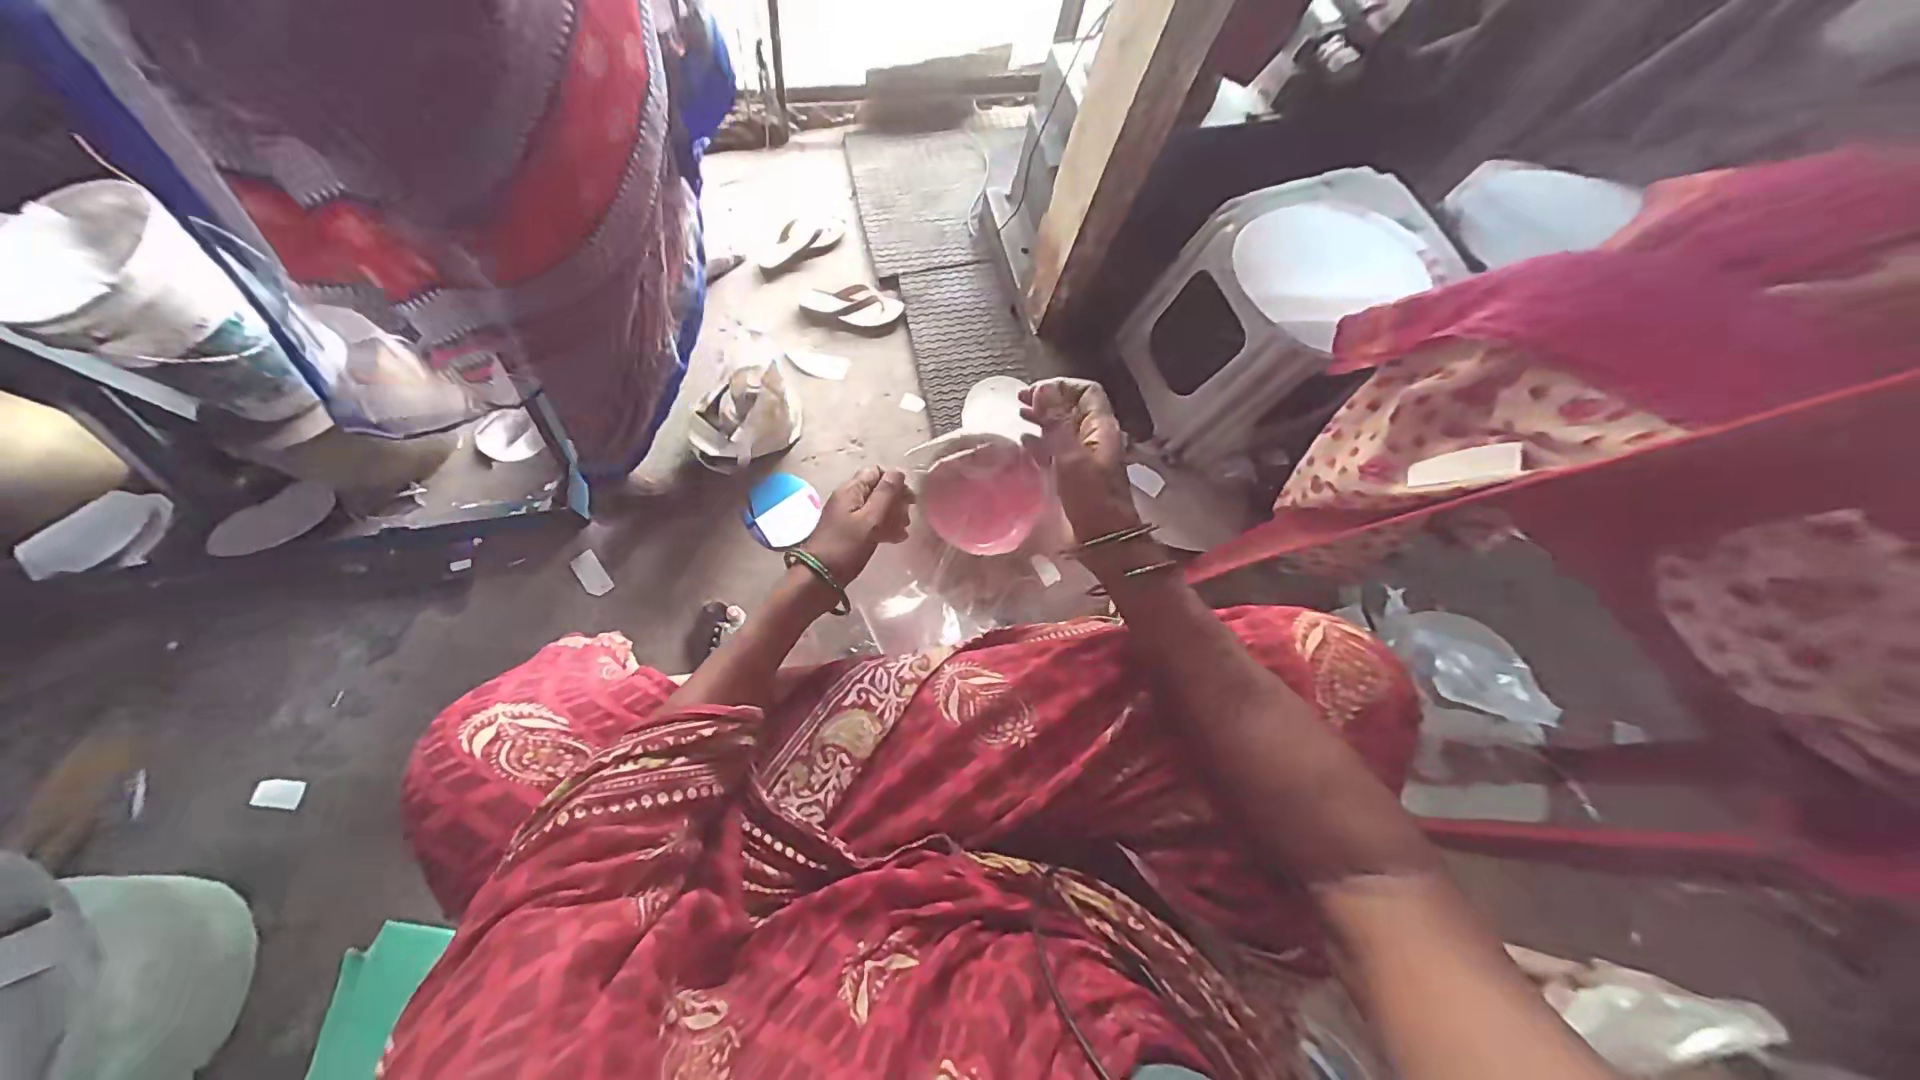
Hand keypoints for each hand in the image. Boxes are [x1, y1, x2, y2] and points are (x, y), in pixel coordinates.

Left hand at [802, 465, 912, 584]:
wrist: (820, 576)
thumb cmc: (847, 546)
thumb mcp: (870, 519)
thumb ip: (886, 494)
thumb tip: (898, 473)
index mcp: (851, 490)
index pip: (877, 473)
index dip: (895, 483)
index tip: (908, 500)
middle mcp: (848, 498)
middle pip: (877, 490)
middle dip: (895, 501)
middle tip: (906, 518)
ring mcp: (847, 515)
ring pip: (875, 507)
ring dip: (892, 515)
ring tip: (903, 530)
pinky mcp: (848, 531)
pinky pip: (870, 522)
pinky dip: (883, 527)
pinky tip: (895, 538)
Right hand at [1019, 378, 1138, 542]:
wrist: (1104, 539)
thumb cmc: (1091, 498)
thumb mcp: (1071, 457)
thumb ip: (1056, 422)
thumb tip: (1043, 389)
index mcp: (1101, 428)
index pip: (1086, 391)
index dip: (1062, 386)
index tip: (1035, 392)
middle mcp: (1094, 438)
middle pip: (1072, 408)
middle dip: (1048, 400)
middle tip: (1020, 401)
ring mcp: (1085, 456)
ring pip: (1063, 428)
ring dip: (1043, 419)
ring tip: (1020, 416)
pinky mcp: (1075, 474)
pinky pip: (1057, 450)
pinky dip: (1041, 442)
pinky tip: (1025, 443)